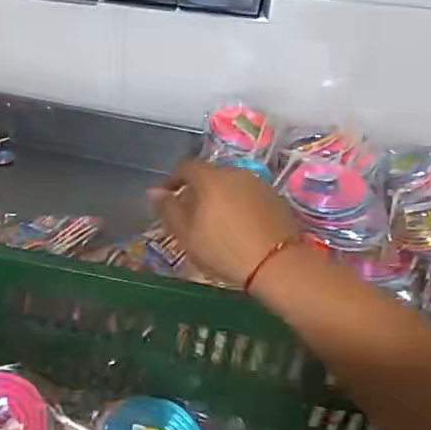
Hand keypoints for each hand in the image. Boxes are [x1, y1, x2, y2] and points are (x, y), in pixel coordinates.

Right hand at [153, 157, 301, 284]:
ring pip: (232, 184)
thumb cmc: (223, 249)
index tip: (168, 197)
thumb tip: (154, 191)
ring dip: (220, 196)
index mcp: (210, 177)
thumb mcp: (186, 234)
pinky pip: (250, 194)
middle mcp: (236, 172)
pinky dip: (240, 204)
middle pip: (210, 174)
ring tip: (215, 222)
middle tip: (190, 213)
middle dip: (197, 189)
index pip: (186, 167)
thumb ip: (168, 209)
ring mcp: (259, 183)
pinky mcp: (276, 197)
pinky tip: (239, 226)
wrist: (275, 263)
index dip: (173, 180)